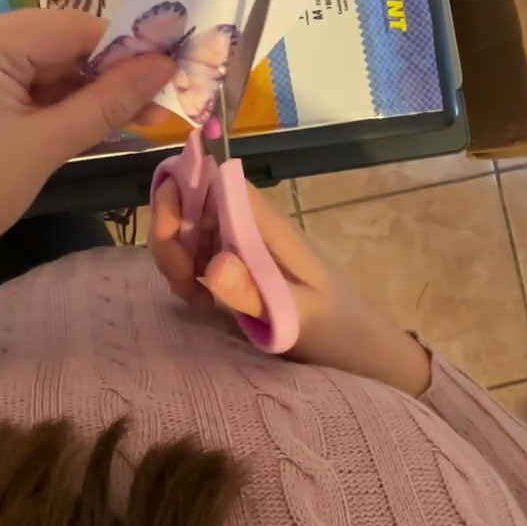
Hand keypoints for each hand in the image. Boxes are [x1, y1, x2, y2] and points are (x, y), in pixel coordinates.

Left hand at [0, 10, 174, 280]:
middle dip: (106, 71)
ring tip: (132, 116)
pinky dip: (54, 98)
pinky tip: (89, 117)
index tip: (169, 69)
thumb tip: (165, 67)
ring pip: (41, 61)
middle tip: (155, 101)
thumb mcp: (48, 145)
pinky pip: (20, 78)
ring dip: (83, 88)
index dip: (124, 46)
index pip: (70, 26)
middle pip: (56, 40)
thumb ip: (108, 102)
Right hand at [150, 179, 432, 395]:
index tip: (173, 245)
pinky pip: (193, 252)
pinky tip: (202, 301)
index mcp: (263, 220)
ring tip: (196, 299)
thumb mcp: (297, 314)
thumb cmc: (335, 326)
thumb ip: (252, 292)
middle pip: (187, 201)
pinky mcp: (234, 260)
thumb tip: (212, 264)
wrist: (358, 347)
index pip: (208, 178)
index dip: (177, 196)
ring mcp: (238, 239)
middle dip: (168, 238)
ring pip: (183, 228)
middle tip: (184, 283)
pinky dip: (185, 274)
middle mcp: (246, 220)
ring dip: (174, 259)